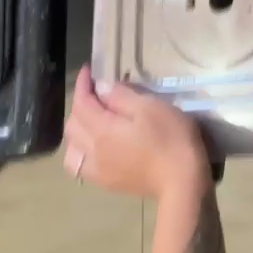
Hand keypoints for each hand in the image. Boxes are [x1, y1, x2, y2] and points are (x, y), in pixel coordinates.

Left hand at [63, 66, 210, 202]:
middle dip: (79, 105)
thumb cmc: (169, 136)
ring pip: (71, 150)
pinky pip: (81, 165)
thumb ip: (122, 96)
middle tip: (96, 91)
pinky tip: (97, 146)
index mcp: (102, 131)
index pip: (82, 105)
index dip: (82, 86)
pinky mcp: (107, 183)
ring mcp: (98, 171)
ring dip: (77, 131)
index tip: (88, 70)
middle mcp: (93, 152)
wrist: (181, 179)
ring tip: (93, 119)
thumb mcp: (150, 107)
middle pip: (72, 127)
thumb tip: (101, 88)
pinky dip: (81, 150)